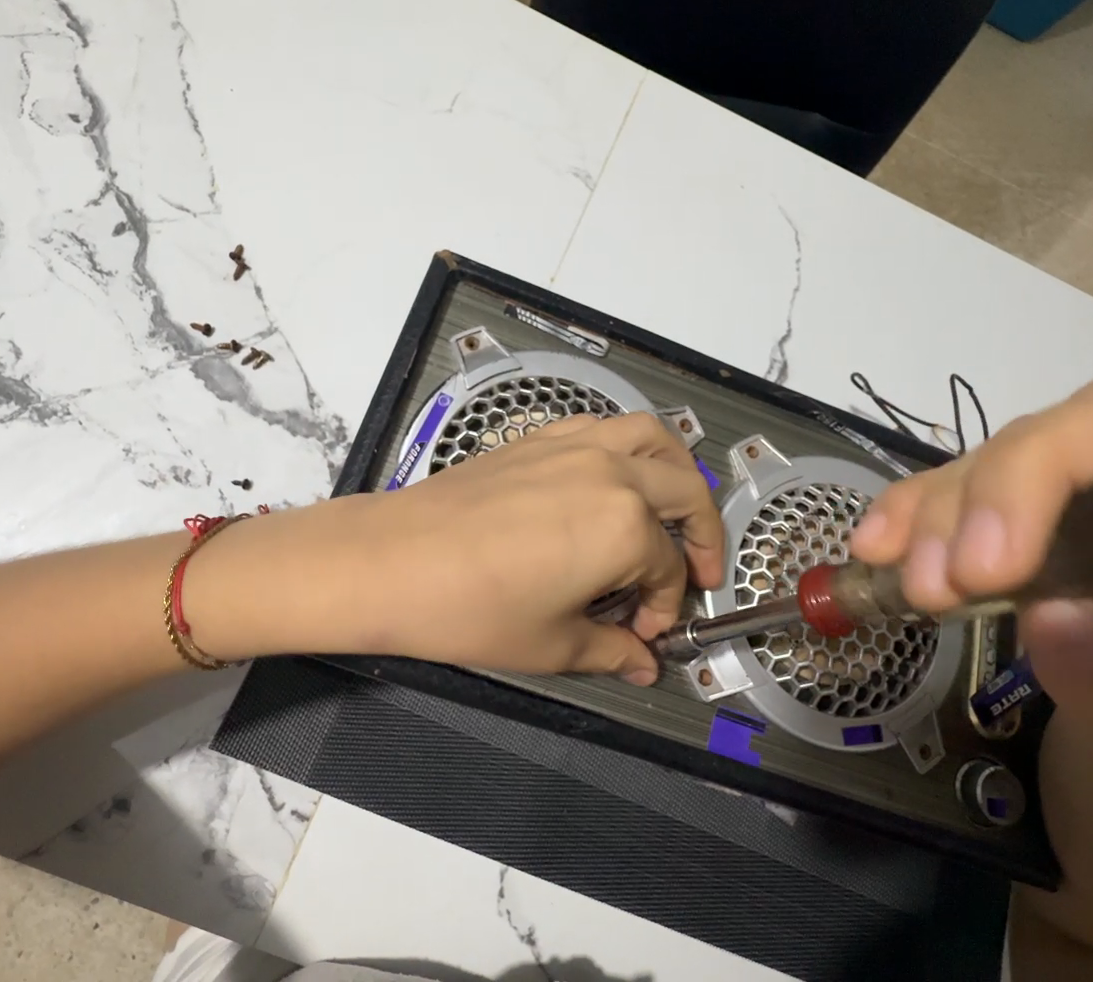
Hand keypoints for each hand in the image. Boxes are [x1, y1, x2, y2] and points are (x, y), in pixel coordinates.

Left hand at [195, 413, 724, 683]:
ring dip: (678, 472)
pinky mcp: (539, 437)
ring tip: (675, 507)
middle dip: (703, 537)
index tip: (643, 634)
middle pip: (685, 492)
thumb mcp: (551, 645)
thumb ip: (612, 650)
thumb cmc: (471, 610)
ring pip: (653, 439)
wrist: (389, 561)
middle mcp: (612, 472)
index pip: (667, 568)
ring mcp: (575, 445)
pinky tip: (615, 480)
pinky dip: (628, 447)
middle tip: (696, 571)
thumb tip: (645, 666)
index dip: (663, 607)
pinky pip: (604, 426)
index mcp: (625, 525)